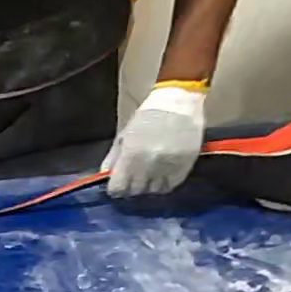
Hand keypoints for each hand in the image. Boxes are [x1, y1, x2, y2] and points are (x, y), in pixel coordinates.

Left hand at [104, 83, 207, 197]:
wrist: (178, 101)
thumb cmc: (146, 118)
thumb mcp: (122, 137)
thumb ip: (112, 159)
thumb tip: (105, 178)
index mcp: (129, 157)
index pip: (117, 189)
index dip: (116, 189)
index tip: (119, 185)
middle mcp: (148, 165)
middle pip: (135, 191)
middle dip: (132, 187)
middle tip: (135, 179)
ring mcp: (167, 165)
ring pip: (153, 190)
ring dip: (150, 186)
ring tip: (150, 176)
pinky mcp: (185, 163)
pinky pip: (172, 184)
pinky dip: (166, 183)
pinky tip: (163, 176)